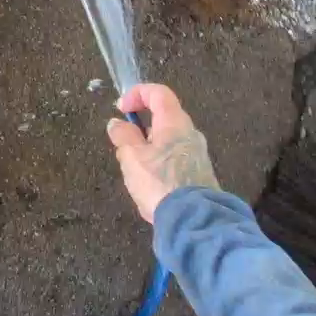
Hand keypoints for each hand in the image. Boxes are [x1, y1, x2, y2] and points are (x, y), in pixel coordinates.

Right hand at [106, 83, 218, 222]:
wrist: (195, 223)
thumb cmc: (160, 181)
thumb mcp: (131, 155)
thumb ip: (122, 135)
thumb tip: (118, 124)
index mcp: (175, 123)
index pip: (158, 92)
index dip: (136, 94)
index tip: (121, 110)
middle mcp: (190, 135)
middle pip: (161, 120)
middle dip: (138, 131)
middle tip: (124, 149)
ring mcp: (197, 157)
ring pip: (164, 143)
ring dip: (145, 152)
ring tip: (134, 175)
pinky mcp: (198, 177)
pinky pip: (172, 162)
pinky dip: (156, 167)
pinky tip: (149, 189)